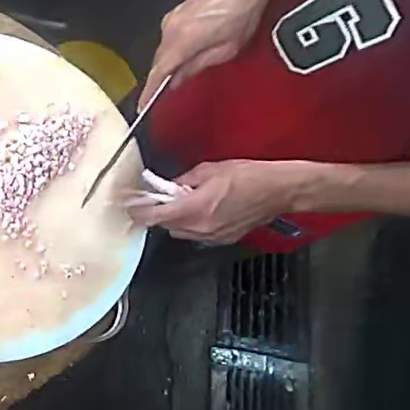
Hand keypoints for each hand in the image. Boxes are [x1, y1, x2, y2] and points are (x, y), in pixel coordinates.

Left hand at [127, 160, 318, 244]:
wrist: (279, 191)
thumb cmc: (250, 176)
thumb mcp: (211, 169)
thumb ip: (184, 180)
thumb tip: (170, 185)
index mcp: (195, 207)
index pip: (156, 216)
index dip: (139, 212)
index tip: (129, 206)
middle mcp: (201, 227)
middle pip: (165, 226)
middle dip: (158, 213)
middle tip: (157, 198)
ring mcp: (212, 236)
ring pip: (180, 232)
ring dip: (175, 220)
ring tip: (183, 203)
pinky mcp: (222, 240)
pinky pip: (196, 235)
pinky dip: (192, 225)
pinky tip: (201, 211)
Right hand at [141, 0, 279, 111]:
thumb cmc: (241, 12)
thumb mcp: (225, 50)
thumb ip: (196, 67)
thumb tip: (178, 79)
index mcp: (181, 41)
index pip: (159, 73)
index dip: (150, 92)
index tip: (143, 106)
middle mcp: (171, 28)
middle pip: (159, 62)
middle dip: (159, 80)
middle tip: (160, 96)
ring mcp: (172, 18)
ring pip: (163, 51)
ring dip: (168, 65)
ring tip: (176, 78)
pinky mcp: (177, 12)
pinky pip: (168, 39)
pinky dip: (172, 51)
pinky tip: (182, 58)